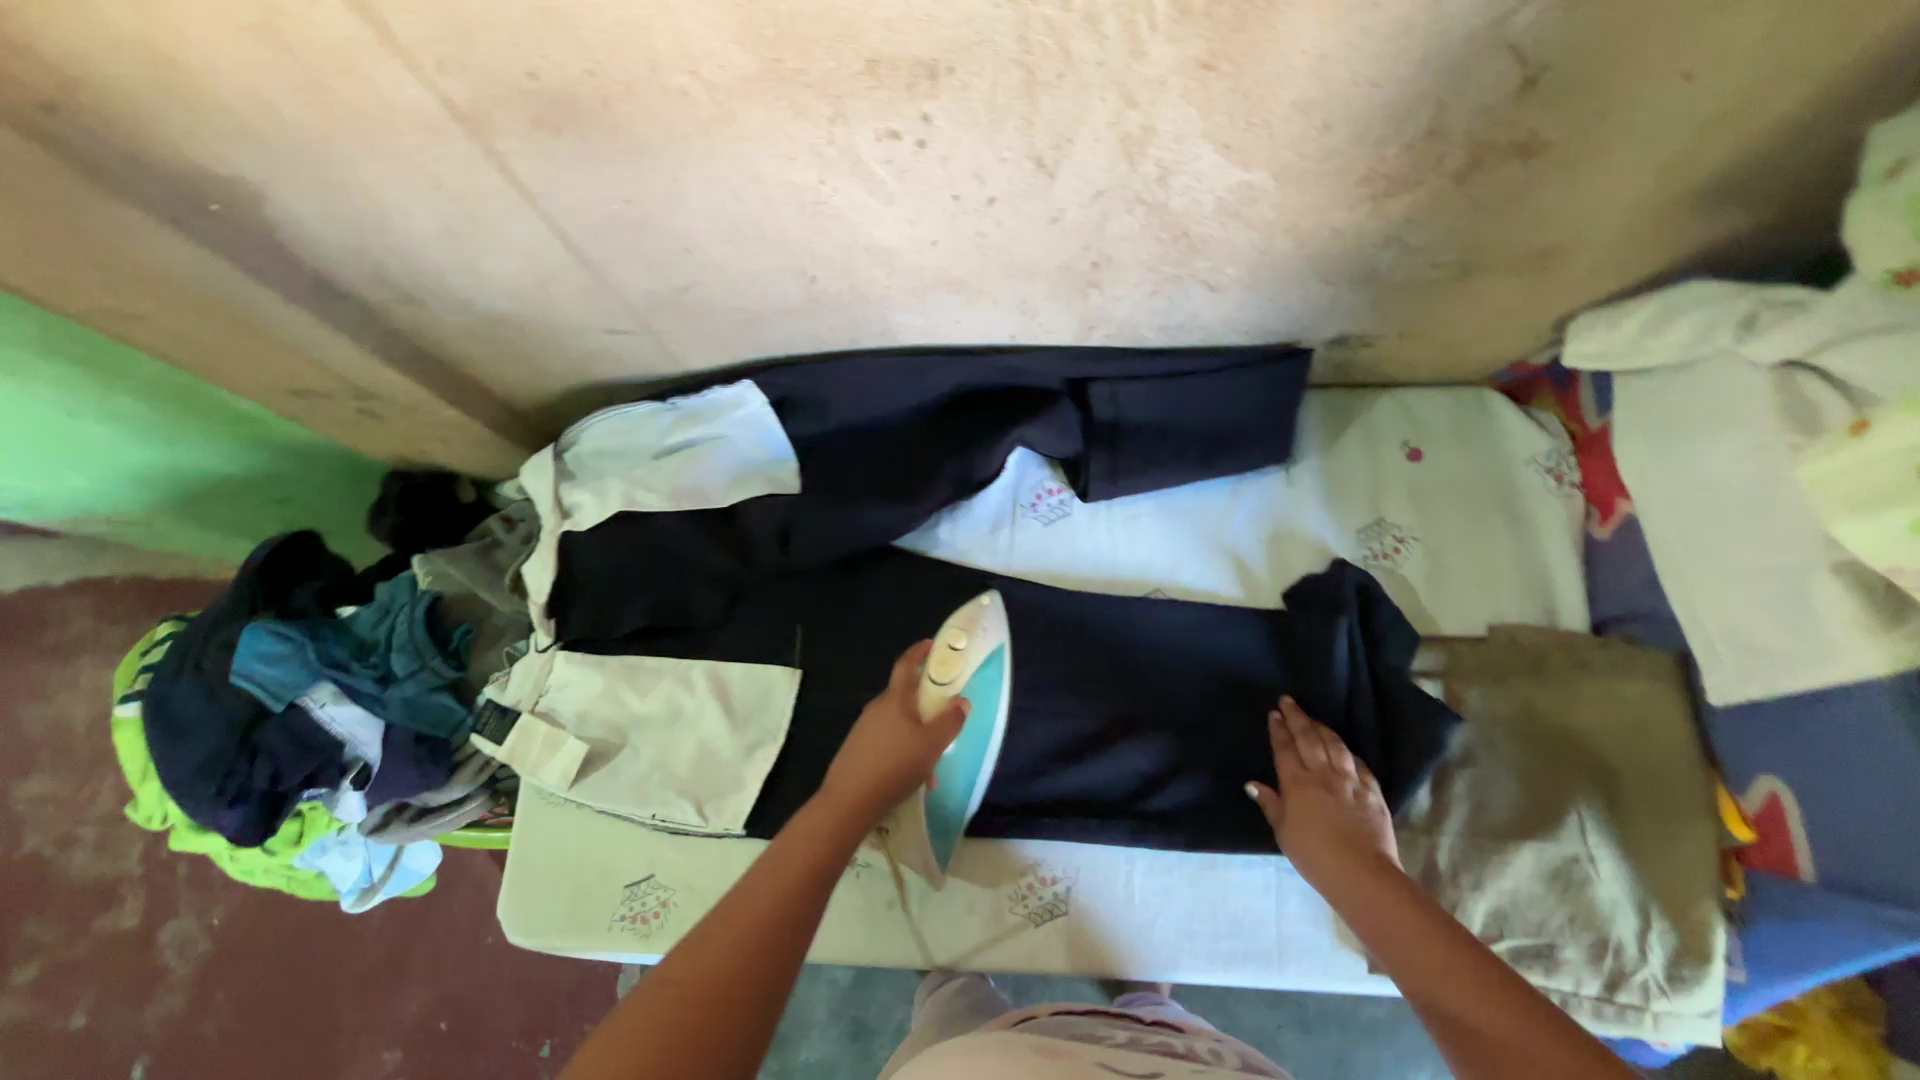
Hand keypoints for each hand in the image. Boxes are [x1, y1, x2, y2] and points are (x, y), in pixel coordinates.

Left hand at [815, 640, 970, 828]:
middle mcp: (877, 708)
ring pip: (898, 723)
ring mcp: (864, 728)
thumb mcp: (932, 745)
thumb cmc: (895, 766)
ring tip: (932, 765)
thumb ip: (950, 721)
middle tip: (945, 719)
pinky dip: (903, 752)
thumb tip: (961, 701)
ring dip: (917, 736)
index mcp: (895, 699)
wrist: (849, 801)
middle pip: (905, 696)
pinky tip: (913, 778)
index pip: (906, 665)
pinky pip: (887, 741)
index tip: (932, 645)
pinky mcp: (857, 749)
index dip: (919, 652)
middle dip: (926, 706)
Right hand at [1244, 695, 1400, 882]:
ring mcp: (1351, 781)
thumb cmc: (1314, 856)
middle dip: (1297, 717)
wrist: (1362, 873)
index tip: (1274, 713)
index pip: (1285, 748)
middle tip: (1289, 701)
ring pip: (1335, 745)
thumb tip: (1253, 784)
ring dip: (1322, 728)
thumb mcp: (1283, 832)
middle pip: (1309, 738)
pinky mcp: (1373, 791)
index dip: (1279, 729)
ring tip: (1314, 719)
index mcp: (1298, 783)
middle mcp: (1324, 774)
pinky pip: (1359, 764)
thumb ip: (1271, 804)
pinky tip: (1345, 749)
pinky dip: (1348, 752)